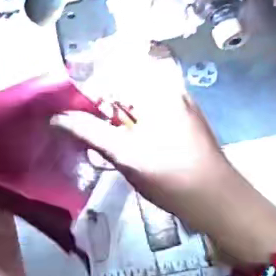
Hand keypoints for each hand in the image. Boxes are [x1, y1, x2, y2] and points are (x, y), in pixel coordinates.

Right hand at [51, 48, 275, 265]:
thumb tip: (55, 118)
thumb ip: (89, 132)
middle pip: (120, 88)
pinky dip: (129, 130)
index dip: (82, 88)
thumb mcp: (125, 155)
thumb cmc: (173, 176)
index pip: (109, 72)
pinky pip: (146, 118)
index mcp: (158, 87)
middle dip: (96, 107)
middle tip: (73, 127)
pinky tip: (118, 150)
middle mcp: (169, 89)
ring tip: (94, 142)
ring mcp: (178, 107)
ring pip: (133, 106)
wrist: (220, 203)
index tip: (60, 106)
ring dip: (111, 121)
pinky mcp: (181, 126)